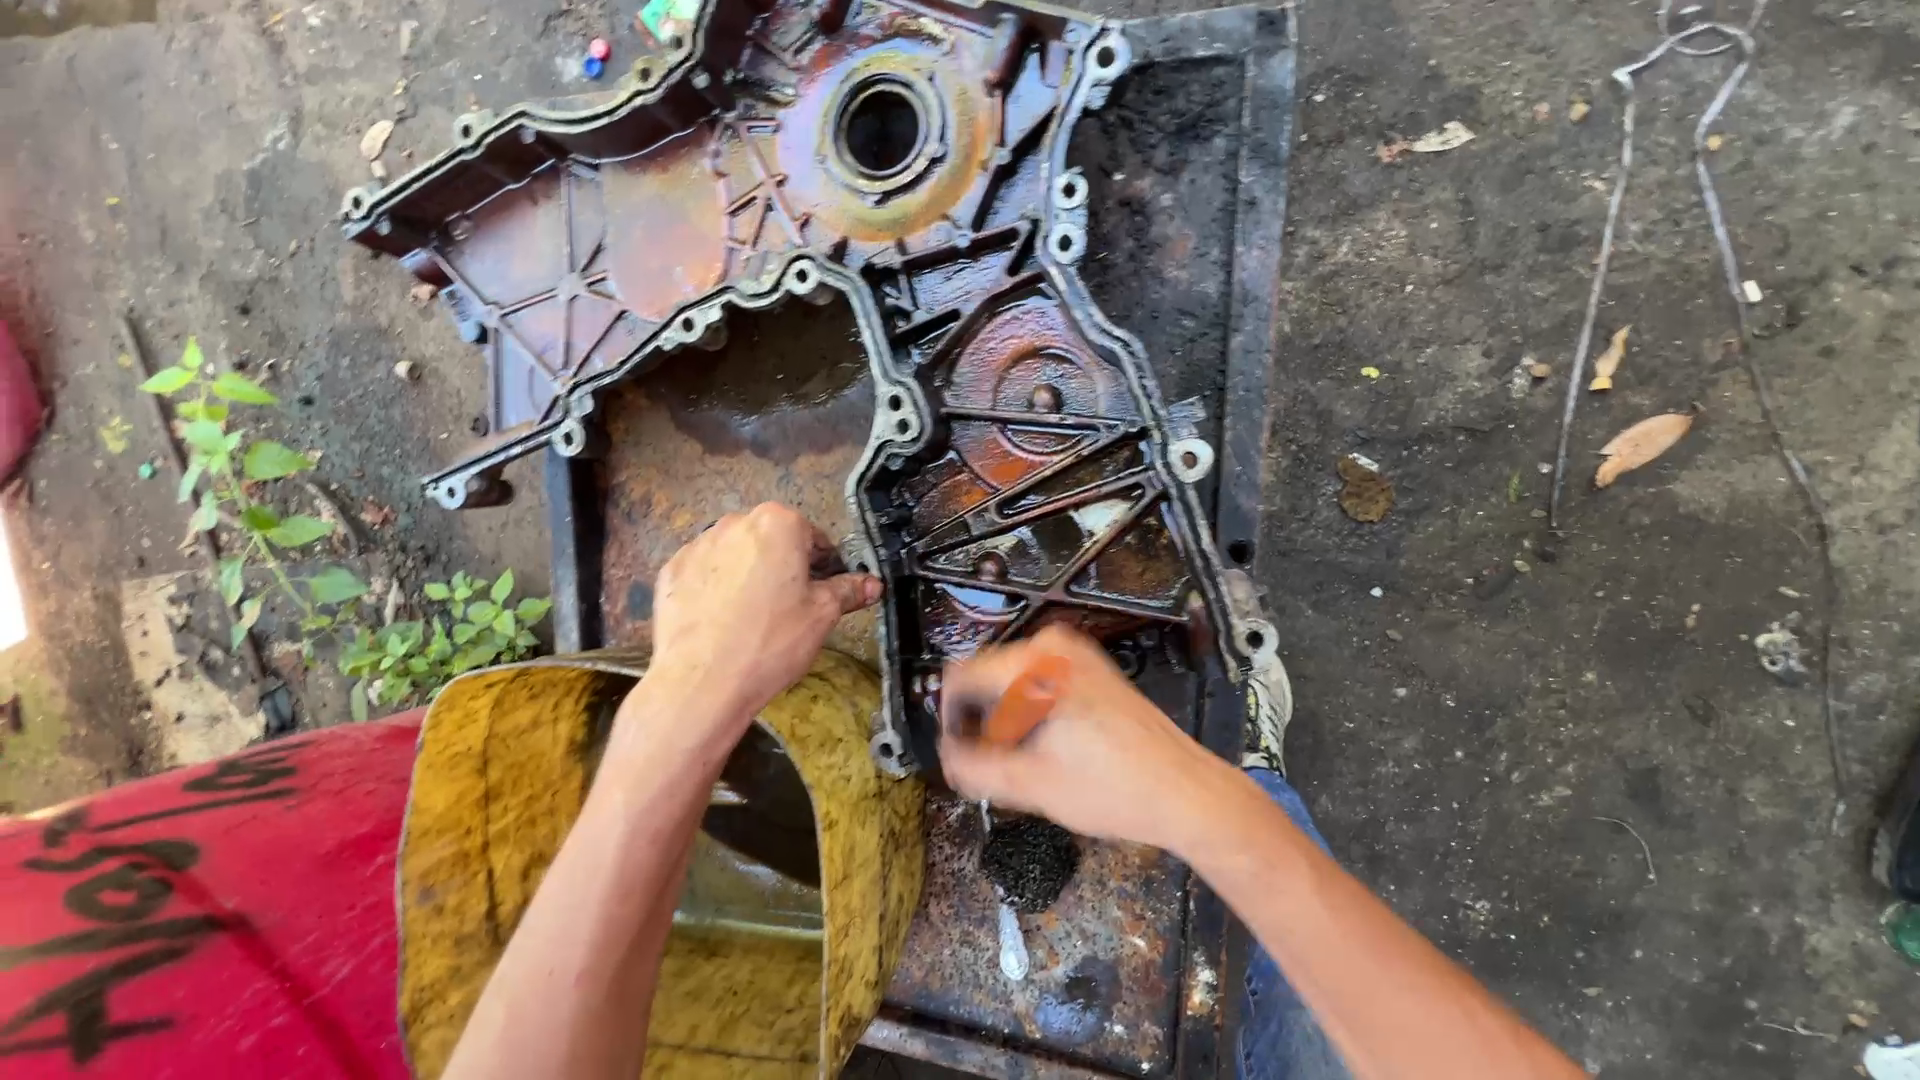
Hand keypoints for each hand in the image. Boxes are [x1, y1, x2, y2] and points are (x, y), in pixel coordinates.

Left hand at [645, 503, 880, 725]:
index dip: (824, 567)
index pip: (814, 538)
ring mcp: (698, 546)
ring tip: (755, 619)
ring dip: (750, 576)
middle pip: (772, 541)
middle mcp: (735, 524)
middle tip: (791, 608)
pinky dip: (718, 590)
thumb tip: (872, 583)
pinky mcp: (672, 571)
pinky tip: (725, 622)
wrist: (703, 681)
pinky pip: (706, 573)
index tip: (823, 592)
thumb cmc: (771, 641)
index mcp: (778, 523)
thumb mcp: (822, 615)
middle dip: (784, 567)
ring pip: (738, 556)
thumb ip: (848, 590)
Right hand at [938, 624, 1232, 852]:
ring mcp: (1076, 655)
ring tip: (1027, 763)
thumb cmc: (1117, 788)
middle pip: (986, 679)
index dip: (949, 717)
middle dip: (983, 723)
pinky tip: (1049, 750)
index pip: (960, 676)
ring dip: (1007, 722)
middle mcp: (1054, 648)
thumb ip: (973, 768)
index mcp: (1037, 666)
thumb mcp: (1030, 785)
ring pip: (1011, 683)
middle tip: (996, 766)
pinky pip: (1038, 683)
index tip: (955, 750)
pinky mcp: (1090, 669)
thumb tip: (946, 756)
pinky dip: (1031, 714)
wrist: (1184, 792)